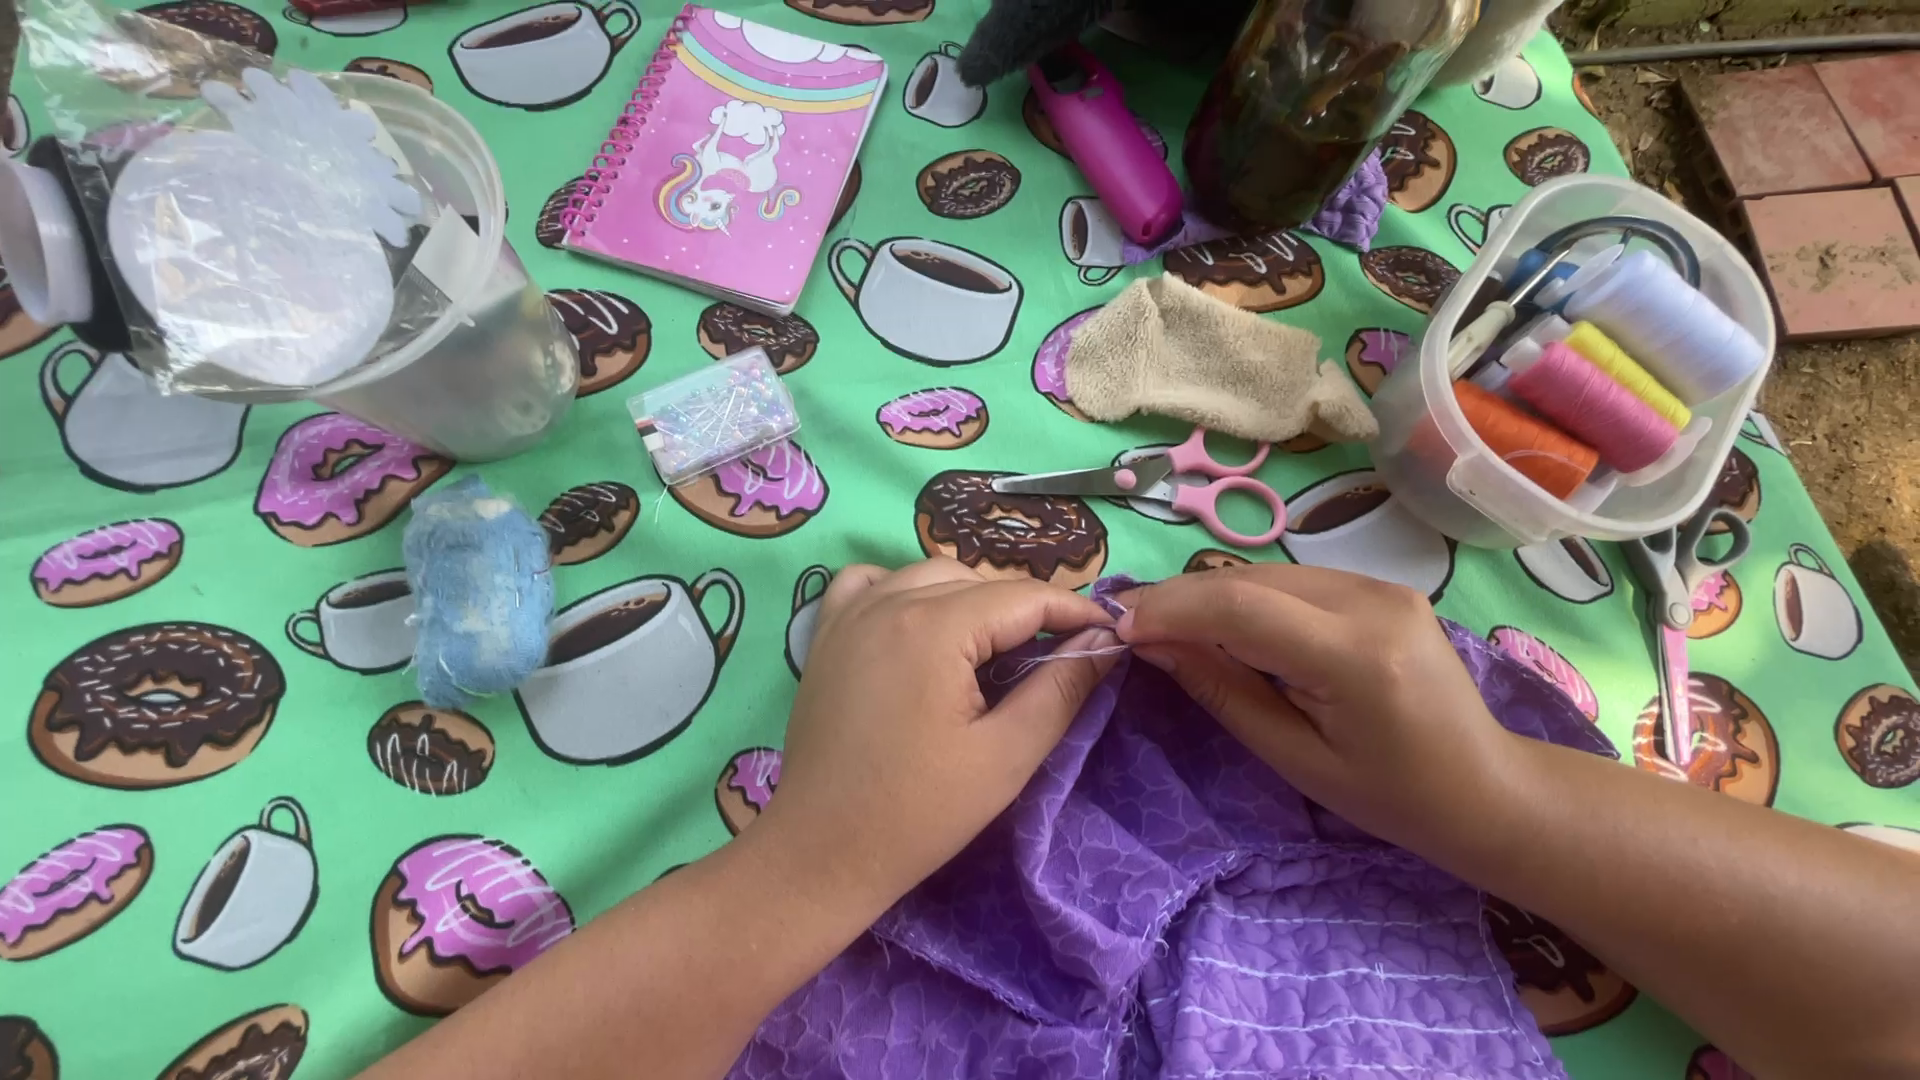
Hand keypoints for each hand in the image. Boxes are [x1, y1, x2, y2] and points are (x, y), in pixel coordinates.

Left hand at [756, 558, 1119, 912]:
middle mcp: (889, 601)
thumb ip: (1061, 689)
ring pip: (931, 574)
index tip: (1109, 632)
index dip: (1075, 609)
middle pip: (980, 581)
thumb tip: (1103, 639)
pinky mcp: (826, 632)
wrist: (820, 852)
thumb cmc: (919, 814)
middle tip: (1056, 655)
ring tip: (994, 647)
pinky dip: (905, 588)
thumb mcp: (1007, 756)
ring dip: (973, 597)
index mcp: (934, 627)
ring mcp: (850, 612)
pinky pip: (873, 581)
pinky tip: (920, 622)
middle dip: (1027, 610)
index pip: (1024, 596)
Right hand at [1115, 565, 1518, 848]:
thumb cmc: (1391, 796)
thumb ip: (1220, 690)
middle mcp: (1371, 601)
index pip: (1240, 607)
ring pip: (1263, 572)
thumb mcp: (1293, 756)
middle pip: (1246, 579)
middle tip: (1126, 621)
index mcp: (1356, 656)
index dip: (1170, 610)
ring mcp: (1379, 585)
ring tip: (1161, 623)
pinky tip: (1218, 623)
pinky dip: (1242, 597)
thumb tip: (1152, 642)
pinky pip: (1288, 580)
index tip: (1118, 626)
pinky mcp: (1377, 584)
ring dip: (1206, 595)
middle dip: (1178, 598)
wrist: (1489, 788)